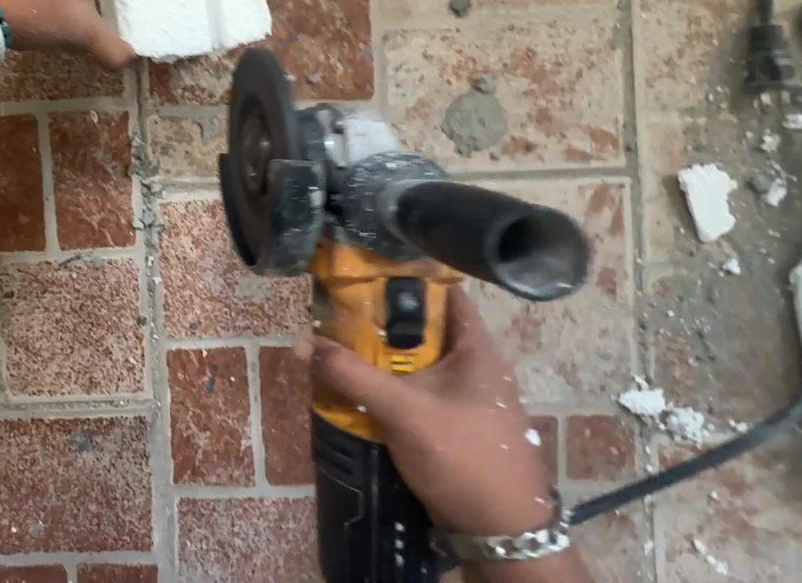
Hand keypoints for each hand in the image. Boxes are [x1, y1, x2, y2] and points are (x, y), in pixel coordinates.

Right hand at [311, 289, 554, 536]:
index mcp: (477, 350)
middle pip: (421, 324)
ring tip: (337, 340)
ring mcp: (462, 394)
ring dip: (378, 351)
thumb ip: (352, 375)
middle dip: (379, 315)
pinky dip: (384, 378)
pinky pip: (411, 384)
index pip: (445, 292)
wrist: (500, 534)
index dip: (406, 275)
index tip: (364, 267)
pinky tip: (355, 381)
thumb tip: (301, 344)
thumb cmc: (465, 459)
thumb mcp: (404, 412)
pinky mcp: (449, 418)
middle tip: (337, 306)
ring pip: (413, 356)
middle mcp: (473, 365)